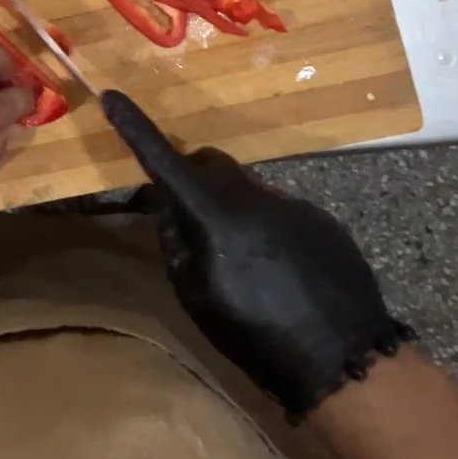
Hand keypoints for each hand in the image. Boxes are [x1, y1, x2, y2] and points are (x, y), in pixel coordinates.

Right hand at [141, 146, 415, 416]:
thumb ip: (175, 242)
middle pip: (209, 163)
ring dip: (228, 206)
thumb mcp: (194, 294)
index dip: (134, 127)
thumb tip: (169, 210)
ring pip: (244, 187)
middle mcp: (251, 196)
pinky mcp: (320, 219)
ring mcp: (292, 203)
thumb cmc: (253, 334)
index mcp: (213, 214)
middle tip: (184, 213)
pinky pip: (276, 208)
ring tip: (239, 257)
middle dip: (189, 175)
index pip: (163, 160)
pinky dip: (263, 225)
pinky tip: (275, 268)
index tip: (112, 97)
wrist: (345, 361)